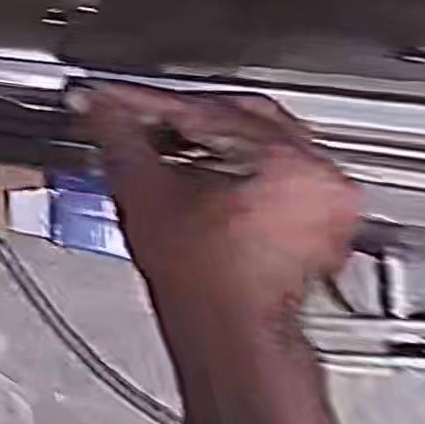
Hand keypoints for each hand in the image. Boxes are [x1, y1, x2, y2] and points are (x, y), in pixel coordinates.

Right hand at [74, 83, 360, 319]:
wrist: (225, 327)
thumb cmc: (199, 274)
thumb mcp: (142, 189)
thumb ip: (116, 135)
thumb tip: (97, 103)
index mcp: (288, 163)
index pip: (201, 111)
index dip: (143, 102)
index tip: (112, 97)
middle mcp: (321, 176)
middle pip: (240, 114)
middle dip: (179, 111)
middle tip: (135, 110)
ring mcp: (327, 200)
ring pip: (259, 139)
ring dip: (205, 133)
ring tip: (158, 139)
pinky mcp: (320, 218)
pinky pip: (274, 167)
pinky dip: (229, 158)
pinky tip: (191, 165)